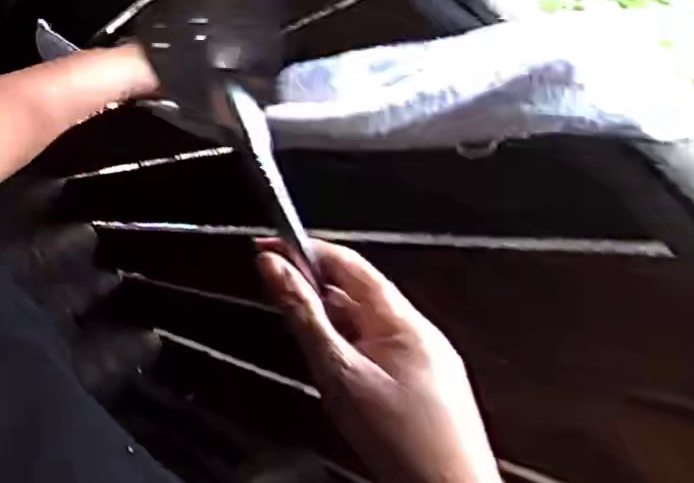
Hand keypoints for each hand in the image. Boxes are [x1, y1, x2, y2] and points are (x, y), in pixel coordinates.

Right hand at [257, 240, 500, 482]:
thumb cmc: (403, 444)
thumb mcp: (336, 369)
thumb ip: (301, 311)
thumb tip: (272, 264)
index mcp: (404, 323)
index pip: (347, 261)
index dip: (302, 249)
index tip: (266, 248)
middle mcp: (421, 335)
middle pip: (354, 288)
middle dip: (311, 286)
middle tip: (277, 293)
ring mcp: (428, 360)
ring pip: (362, 317)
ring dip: (327, 316)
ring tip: (305, 337)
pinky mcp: (426, 383)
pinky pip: (374, 342)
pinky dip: (345, 340)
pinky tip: (333, 364)